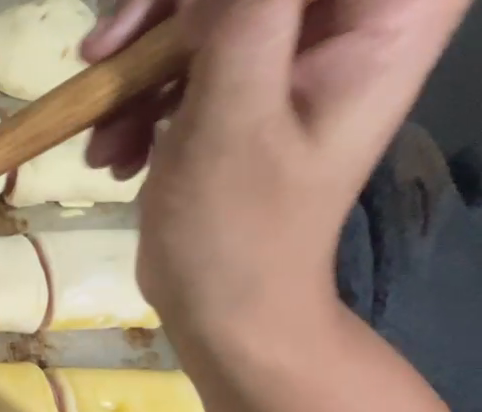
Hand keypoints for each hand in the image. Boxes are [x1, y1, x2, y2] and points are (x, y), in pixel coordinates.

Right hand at [79, 0, 468, 348]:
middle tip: (100, 56)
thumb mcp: (231, 122)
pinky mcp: (248, 85)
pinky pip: (183, 58)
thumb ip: (239, 23)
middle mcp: (353, 19)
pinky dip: (136, 100)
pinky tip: (114, 150)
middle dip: (163, 15)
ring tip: (102, 137)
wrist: (224, 304)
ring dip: (135, 70)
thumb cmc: (237, 228)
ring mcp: (296, 53)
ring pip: (202, 14)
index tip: (158, 15)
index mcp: (389, 12)